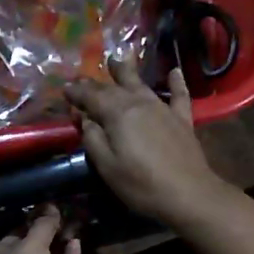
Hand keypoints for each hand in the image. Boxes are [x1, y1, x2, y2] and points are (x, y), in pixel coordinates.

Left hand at [0, 205, 80, 253]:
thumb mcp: (31, 244)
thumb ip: (43, 225)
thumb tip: (51, 208)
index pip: (16, 234)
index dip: (32, 220)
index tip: (49, 207)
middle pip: (35, 245)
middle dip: (50, 230)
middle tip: (65, 213)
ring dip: (62, 242)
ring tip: (74, 223)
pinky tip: (76, 242)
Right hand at [67, 53, 235, 226]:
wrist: (188, 193)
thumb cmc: (141, 184)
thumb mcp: (107, 166)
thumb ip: (93, 139)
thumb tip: (85, 118)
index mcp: (118, 114)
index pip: (91, 96)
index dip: (77, 92)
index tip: (64, 90)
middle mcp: (139, 103)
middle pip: (114, 88)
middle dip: (96, 83)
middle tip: (84, 79)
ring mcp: (163, 109)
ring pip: (141, 84)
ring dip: (127, 72)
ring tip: (117, 60)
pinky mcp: (182, 120)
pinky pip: (179, 95)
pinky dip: (176, 82)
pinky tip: (175, 72)